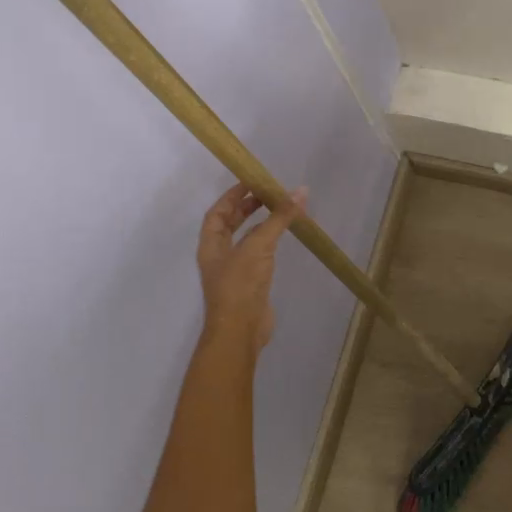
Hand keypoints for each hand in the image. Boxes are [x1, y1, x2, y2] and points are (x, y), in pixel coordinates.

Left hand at [196, 182, 304, 357]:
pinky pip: (257, 254)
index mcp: (211, 245)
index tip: (251, 181)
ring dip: (259, 223)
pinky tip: (281, 239)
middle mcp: (219, 256)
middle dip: (246, 208)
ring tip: (278, 211)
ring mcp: (233, 271)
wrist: (240, 330)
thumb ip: (280, 218)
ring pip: (244, 239)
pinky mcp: (249, 283)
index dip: (232, 196)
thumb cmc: (240, 284)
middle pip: (229, 225)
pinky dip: (268, 241)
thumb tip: (301, 191)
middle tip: (267, 193)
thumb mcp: (259, 245)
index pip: (217, 213)